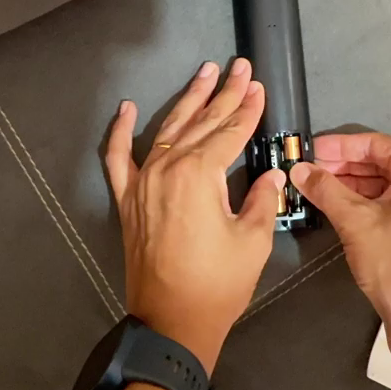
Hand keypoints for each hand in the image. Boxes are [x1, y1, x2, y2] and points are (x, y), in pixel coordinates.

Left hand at [103, 59, 282, 369]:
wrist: (171, 322)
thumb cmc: (217, 284)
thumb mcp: (252, 241)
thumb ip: (261, 199)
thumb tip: (272, 175)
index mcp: (200, 174)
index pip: (231, 132)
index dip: (248, 109)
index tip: (258, 86)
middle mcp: (168, 167)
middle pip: (202, 122)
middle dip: (224, 93)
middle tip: (240, 67)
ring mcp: (143, 180)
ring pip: (168, 128)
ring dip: (188, 100)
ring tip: (205, 72)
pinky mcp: (128, 197)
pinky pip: (118, 157)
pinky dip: (121, 131)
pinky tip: (128, 107)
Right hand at [292, 133, 390, 357]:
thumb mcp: (355, 223)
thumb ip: (325, 190)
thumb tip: (298, 169)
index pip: (375, 144)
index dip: (337, 147)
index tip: (308, 151)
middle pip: (384, 164)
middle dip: (344, 168)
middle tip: (308, 174)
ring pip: (390, 187)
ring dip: (355, 188)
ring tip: (318, 192)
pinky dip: (371, 206)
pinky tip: (342, 212)